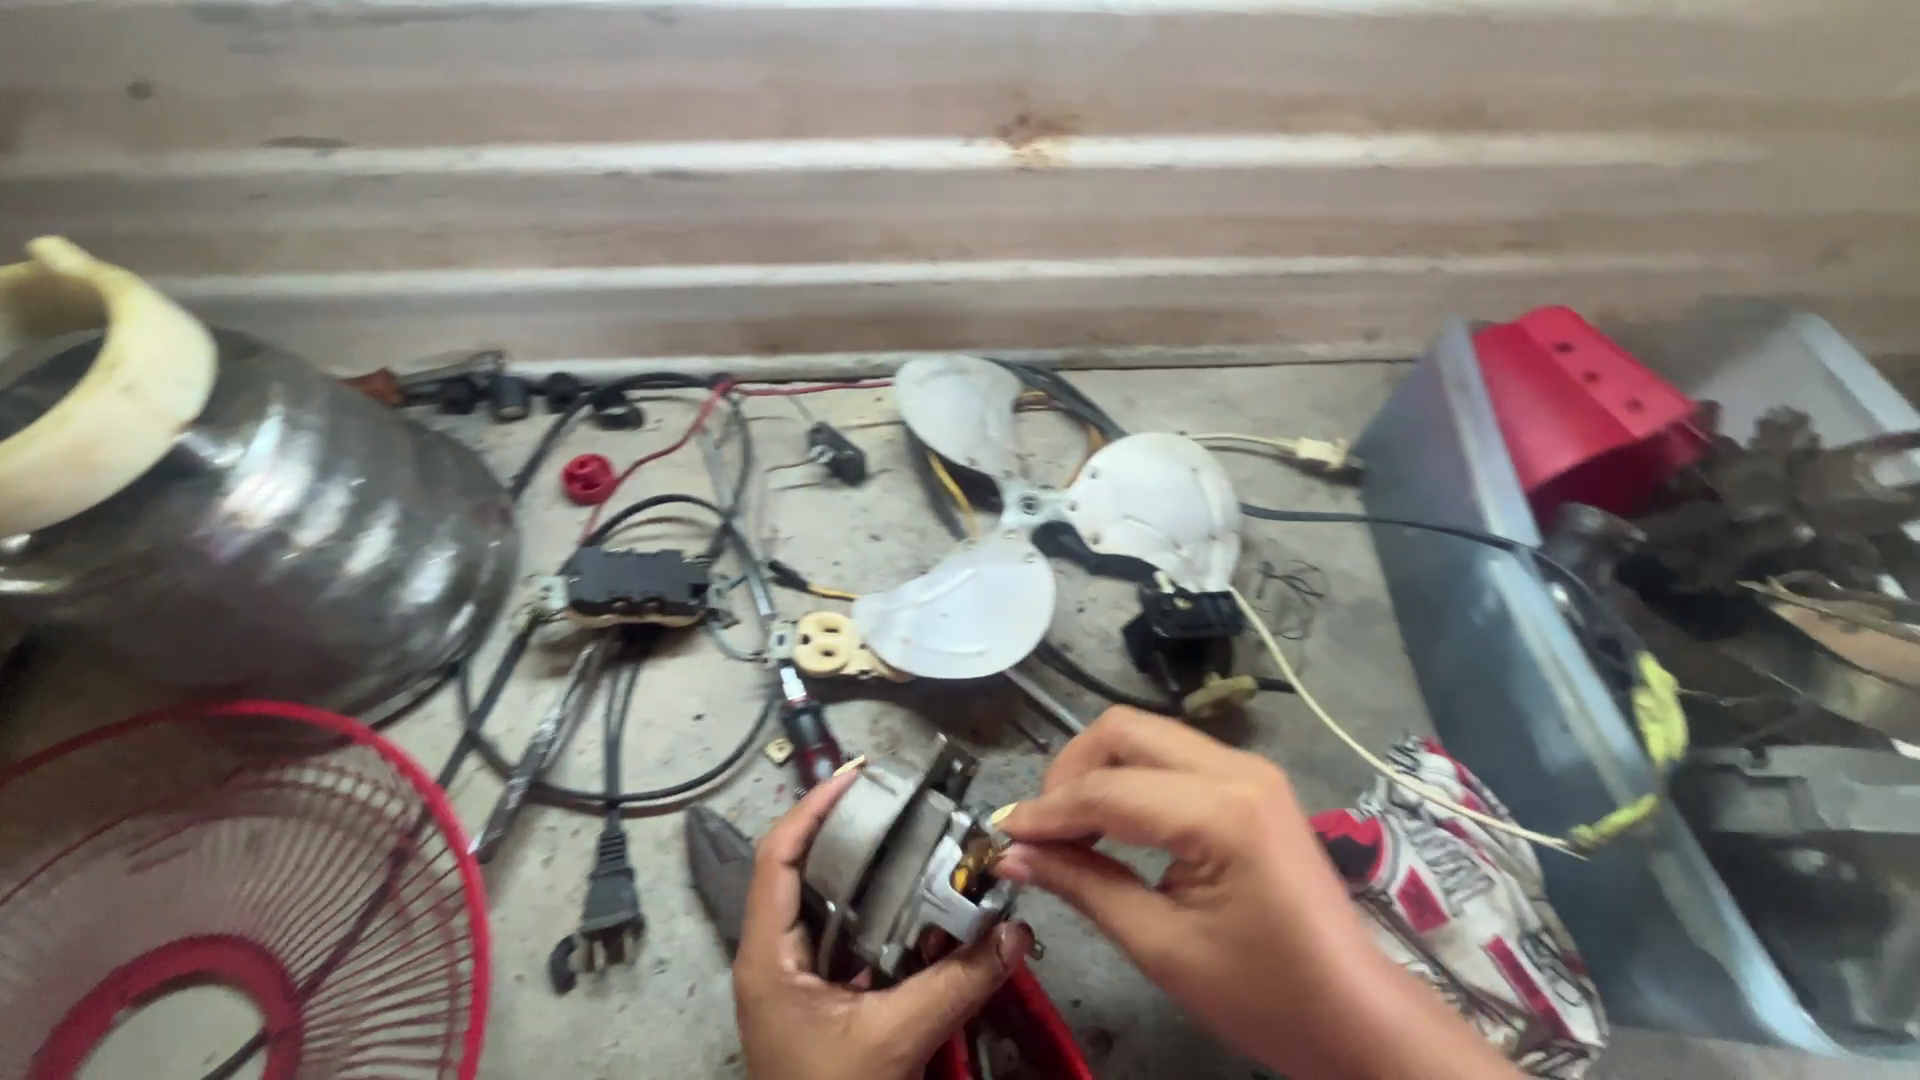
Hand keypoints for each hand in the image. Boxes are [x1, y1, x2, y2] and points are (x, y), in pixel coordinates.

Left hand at [733, 768, 1034, 1079]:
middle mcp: (773, 952)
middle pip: (801, 867)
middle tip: (898, 800)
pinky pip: (846, 933)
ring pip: (826, 899)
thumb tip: (1015, 931)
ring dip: (866, 867)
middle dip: (847, 828)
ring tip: (911, 835)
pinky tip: (916, 901)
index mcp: (767, 953)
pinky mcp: (819, 992)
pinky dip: (879, 910)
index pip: (777, 856)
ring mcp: (794, 973)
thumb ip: (955, 983)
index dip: (812, 807)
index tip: (858, 775)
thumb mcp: (892, 1040)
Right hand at [994, 708, 1520, 1079]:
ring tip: (1073, 830)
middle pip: (1122, 731)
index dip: (1045, 811)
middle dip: (1069, 772)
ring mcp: (1248, 768)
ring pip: (1144, 734)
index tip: (1002, 834)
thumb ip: (1082, 886)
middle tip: (1043, 829)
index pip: (1107, 790)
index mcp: (1221, 812)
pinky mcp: (1250, 780)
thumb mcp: (1160, 946)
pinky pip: (1170, 756)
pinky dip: (1129, 778)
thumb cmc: (1265, 995)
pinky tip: (1114, 823)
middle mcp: (1236, 768)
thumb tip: (1014, 855)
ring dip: (1098, 771)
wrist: (1356, 1014)